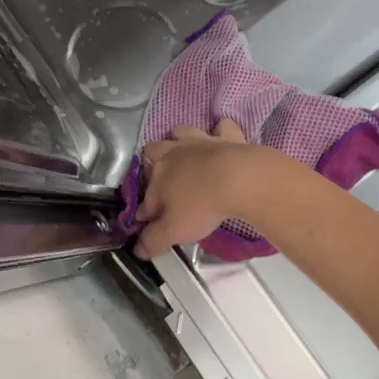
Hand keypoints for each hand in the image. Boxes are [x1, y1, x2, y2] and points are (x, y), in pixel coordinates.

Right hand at [133, 119, 280, 258]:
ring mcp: (202, 141)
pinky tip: (223, 142)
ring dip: (181, 141)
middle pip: (155, 151)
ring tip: (188, 157)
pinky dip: (221, 133)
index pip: (147, 198)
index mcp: (159, 175)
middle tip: (165, 183)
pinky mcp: (228, 137)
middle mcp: (175, 153)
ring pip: (182, 132)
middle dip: (153, 164)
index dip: (147, 214)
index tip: (150, 226)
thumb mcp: (174, 230)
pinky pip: (222, 127)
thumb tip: (137, 250)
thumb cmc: (202, 205)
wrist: (241, 180)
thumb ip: (153, 240)